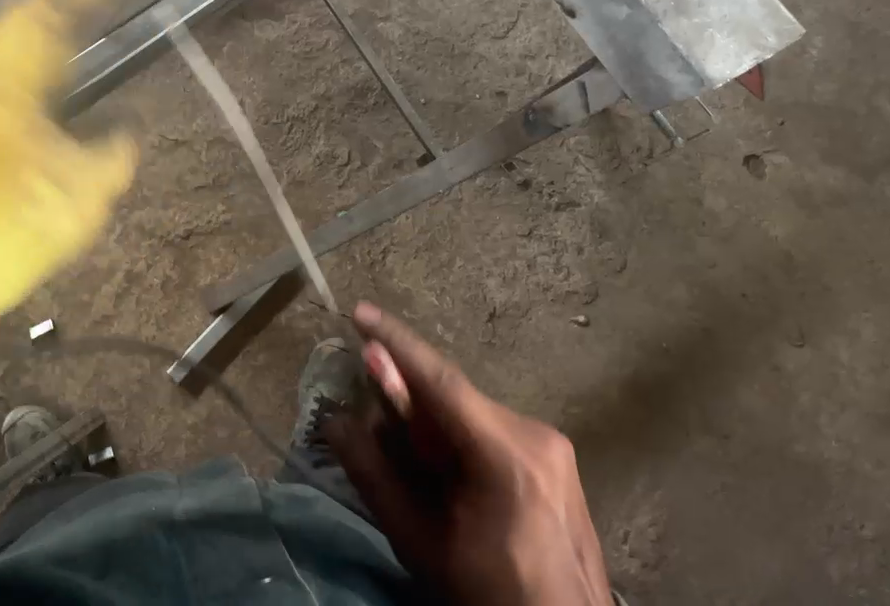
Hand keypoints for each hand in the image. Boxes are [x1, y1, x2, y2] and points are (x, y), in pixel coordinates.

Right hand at [328, 302, 613, 605]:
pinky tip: (447, 480)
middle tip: (374, 427)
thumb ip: (376, 475)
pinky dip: (456, 443)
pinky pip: (489, 431)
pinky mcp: (555, 460)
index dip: (395, 342)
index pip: (440, 380)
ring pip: (468, 414)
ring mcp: (552, 446)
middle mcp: (535, 433)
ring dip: (432, 429)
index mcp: (508, 453)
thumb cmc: (491, 592)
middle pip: (451, 398)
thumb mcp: (422, 542)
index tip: (359, 312)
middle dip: (407, 405)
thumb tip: (334, 421)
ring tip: (417, 474)